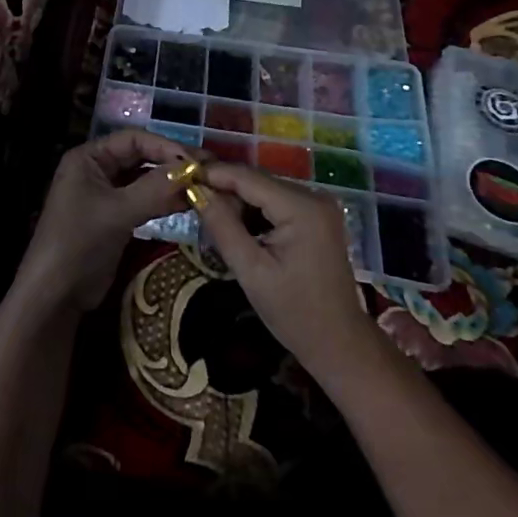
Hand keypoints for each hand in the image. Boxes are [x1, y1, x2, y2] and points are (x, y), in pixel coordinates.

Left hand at [14, 129, 192, 312]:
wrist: (56, 292)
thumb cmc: (79, 242)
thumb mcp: (117, 212)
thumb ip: (155, 189)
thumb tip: (194, 170)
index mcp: (88, 158)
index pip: (133, 140)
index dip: (166, 147)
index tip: (199, 160)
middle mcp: (96, 170)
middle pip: (141, 158)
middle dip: (173, 164)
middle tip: (211, 171)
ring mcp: (106, 195)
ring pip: (145, 181)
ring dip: (172, 184)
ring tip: (207, 187)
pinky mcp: (115, 218)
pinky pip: (144, 202)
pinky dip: (165, 202)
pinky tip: (190, 204)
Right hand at [190, 163, 380, 373]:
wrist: (338, 342)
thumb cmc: (294, 311)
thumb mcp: (249, 269)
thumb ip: (221, 225)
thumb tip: (195, 191)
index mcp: (301, 207)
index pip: (246, 176)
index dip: (211, 175)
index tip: (179, 181)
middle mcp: (313, 196)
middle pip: (255, 180)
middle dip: (222, 190)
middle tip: (192, 208)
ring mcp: (317, 206)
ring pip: (262, 190)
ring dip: (236, 203)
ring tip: (212, 224)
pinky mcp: (315, 217)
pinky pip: (275, 202)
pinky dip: (253, 212)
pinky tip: (238, 231)